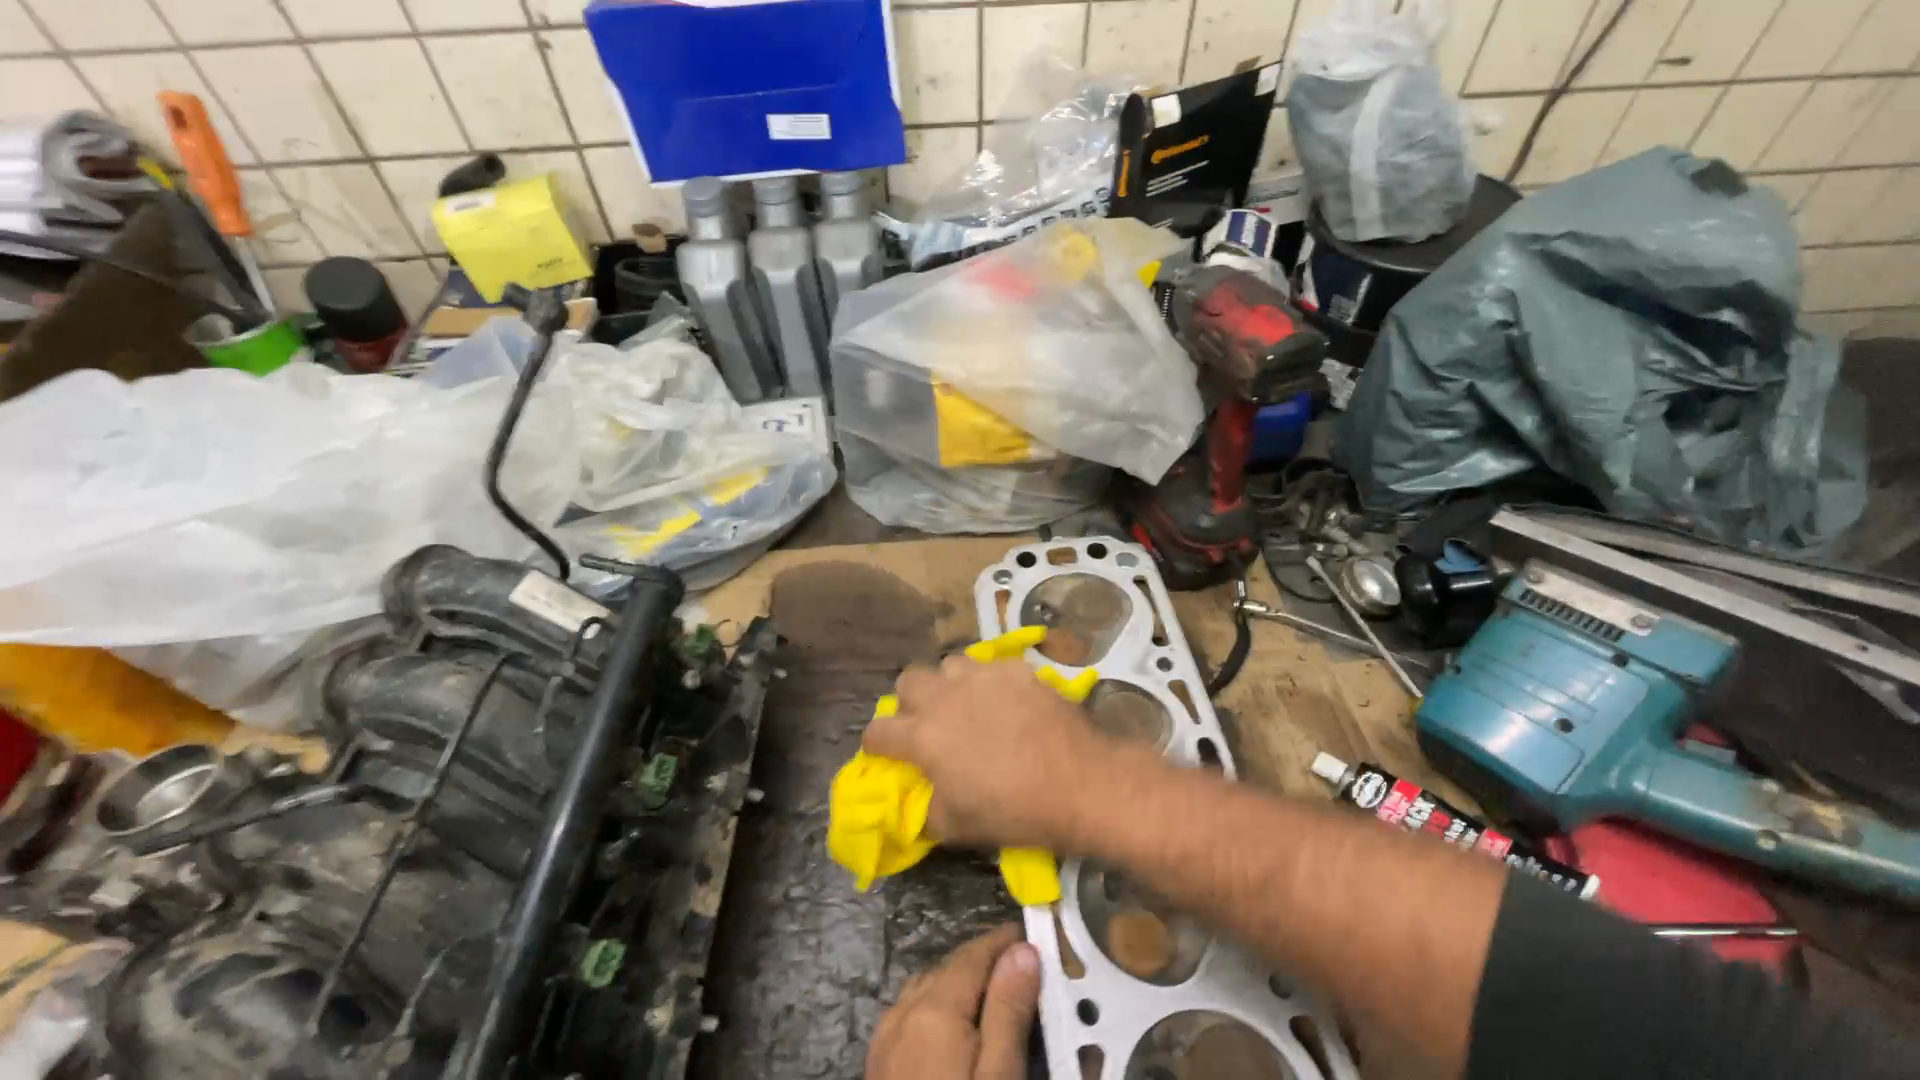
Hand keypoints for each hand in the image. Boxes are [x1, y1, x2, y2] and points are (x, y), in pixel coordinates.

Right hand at [864, 656, 1110, 849]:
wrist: (1079, 783)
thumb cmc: (1015, 812)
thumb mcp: (959, 828)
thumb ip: (927, 812)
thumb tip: (918, 803)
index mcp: (923, 737)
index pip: (877, 732)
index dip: (877, 746)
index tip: (887, 756)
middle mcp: (945, 698)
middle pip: (906, 682)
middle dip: (909, 702)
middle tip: (927, 724)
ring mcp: (982, 678)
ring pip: (948, 665)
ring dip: (949, 684)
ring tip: (966, 705)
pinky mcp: (1016, 670)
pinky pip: (990, 666)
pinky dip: (989, 681)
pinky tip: (1005, 701)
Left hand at [867, 925, 1041, 1079]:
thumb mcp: (999, 1076)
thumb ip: (1008, 1010)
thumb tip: (1023, 950)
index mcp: (935, 1008)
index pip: (974, 954)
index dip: (1005, 941)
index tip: (1035, 935)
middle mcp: (904, 1011)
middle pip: (950, 967)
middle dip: (986, 960)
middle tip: (1026, 966)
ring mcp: (885, 1037)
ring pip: (928, 987)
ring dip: (962, 981)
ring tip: (998, 991)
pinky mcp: (879, 1062)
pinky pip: (912, 1012)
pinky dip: (940, 1004)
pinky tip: (957, 1025)